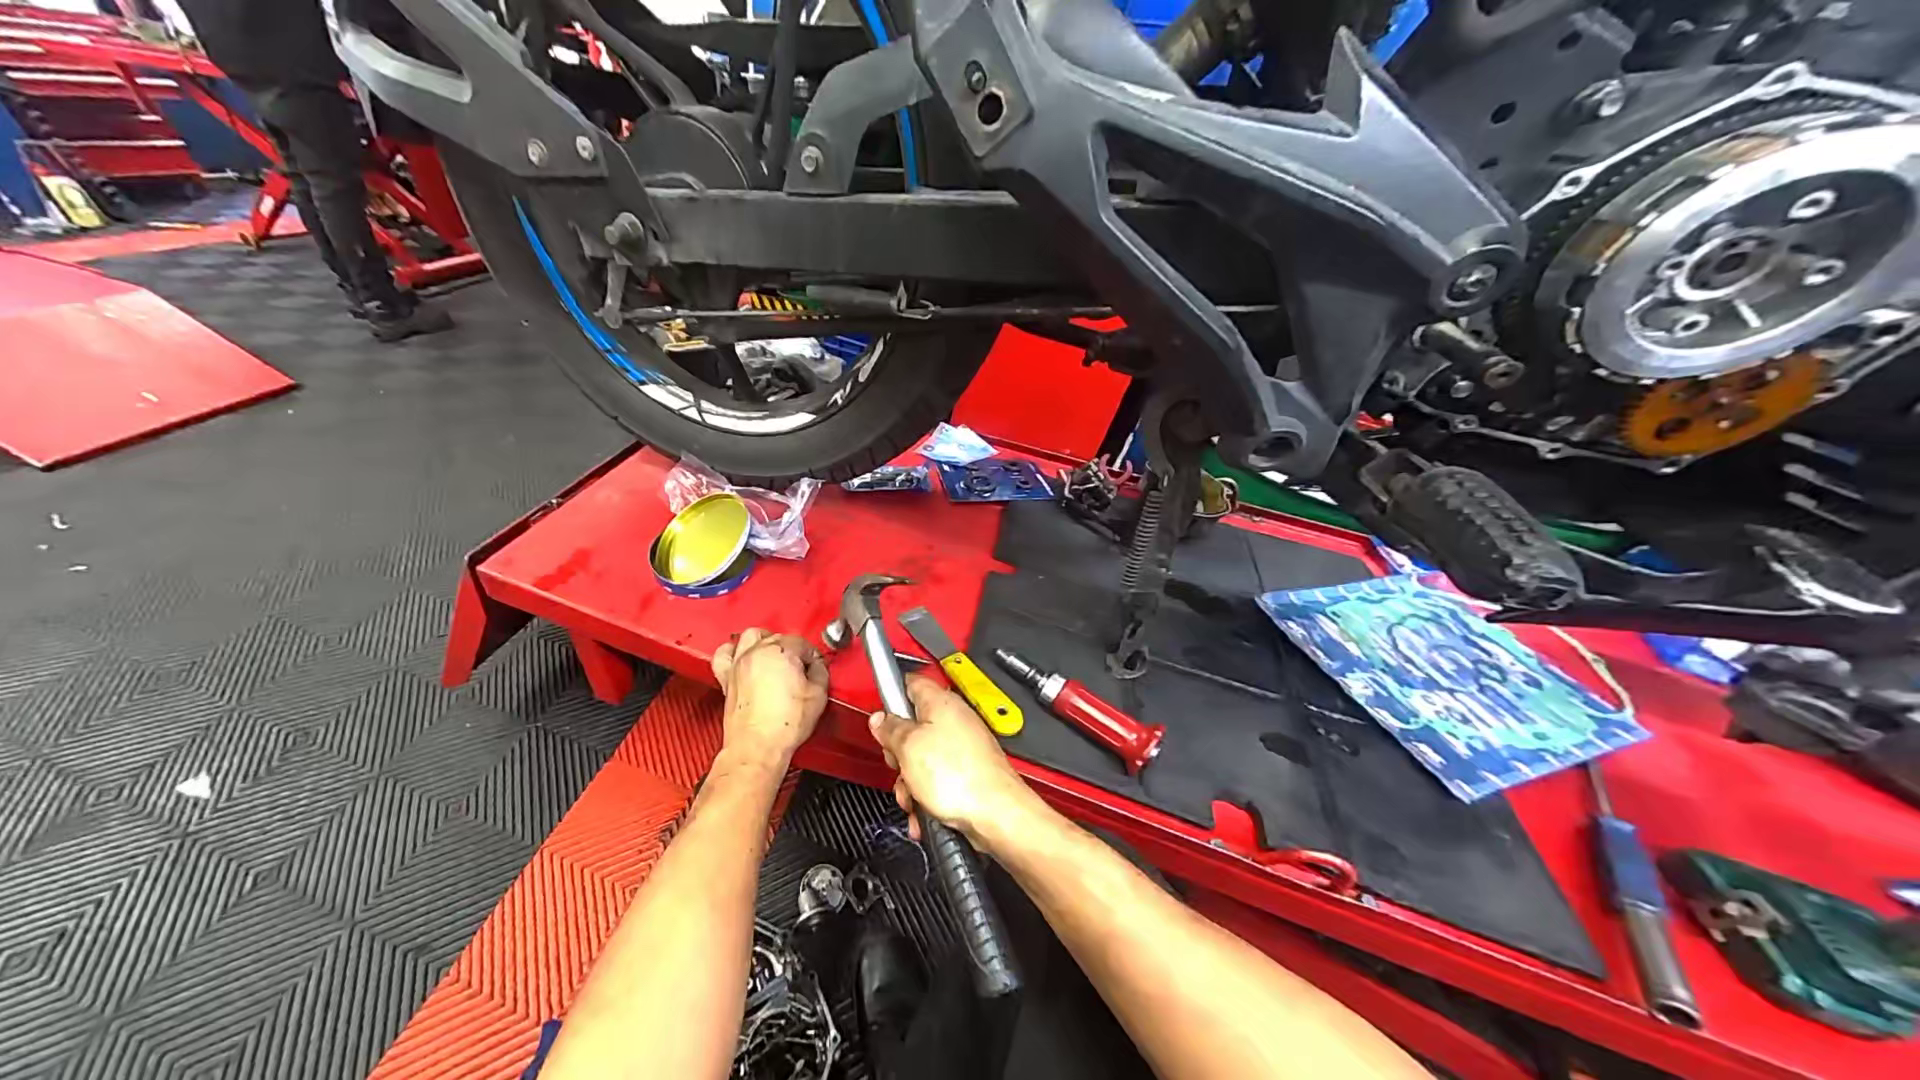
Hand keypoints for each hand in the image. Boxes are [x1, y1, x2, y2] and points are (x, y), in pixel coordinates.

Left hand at [712, 628, 827, 767]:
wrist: (757, 747)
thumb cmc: (783, 724)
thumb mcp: (818, 695)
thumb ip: (820, 672)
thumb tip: (817, 667)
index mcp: (782, 651)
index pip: (802, 643)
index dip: (813, 656)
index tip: (816, 668)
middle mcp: (757, 652)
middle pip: (778, 637)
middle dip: (792, 649)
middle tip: (801, 667)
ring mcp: (739, 664)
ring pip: (751, 636)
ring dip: (765, 641)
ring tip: (775, 655)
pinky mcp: (727, 678)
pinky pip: (724, 654)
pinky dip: (733, 651)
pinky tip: (742, 657)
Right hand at [868, 673, 1042, 852]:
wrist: (996, 813)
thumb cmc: (963, 777)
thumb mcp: (909, 747)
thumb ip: (891, 729)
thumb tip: (880, 719)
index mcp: (941, 703)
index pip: (911, 684)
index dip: (891, 696)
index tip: (880, 713)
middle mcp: (954, 721)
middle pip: (912, 728)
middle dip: (898, 753)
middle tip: (898, 764)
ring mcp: (962, 748)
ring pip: (920, 760)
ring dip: (910, 783)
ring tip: (914, 796)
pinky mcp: (966, 773)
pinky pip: (936, 781)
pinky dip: (926, 797)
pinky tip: (925, 810)